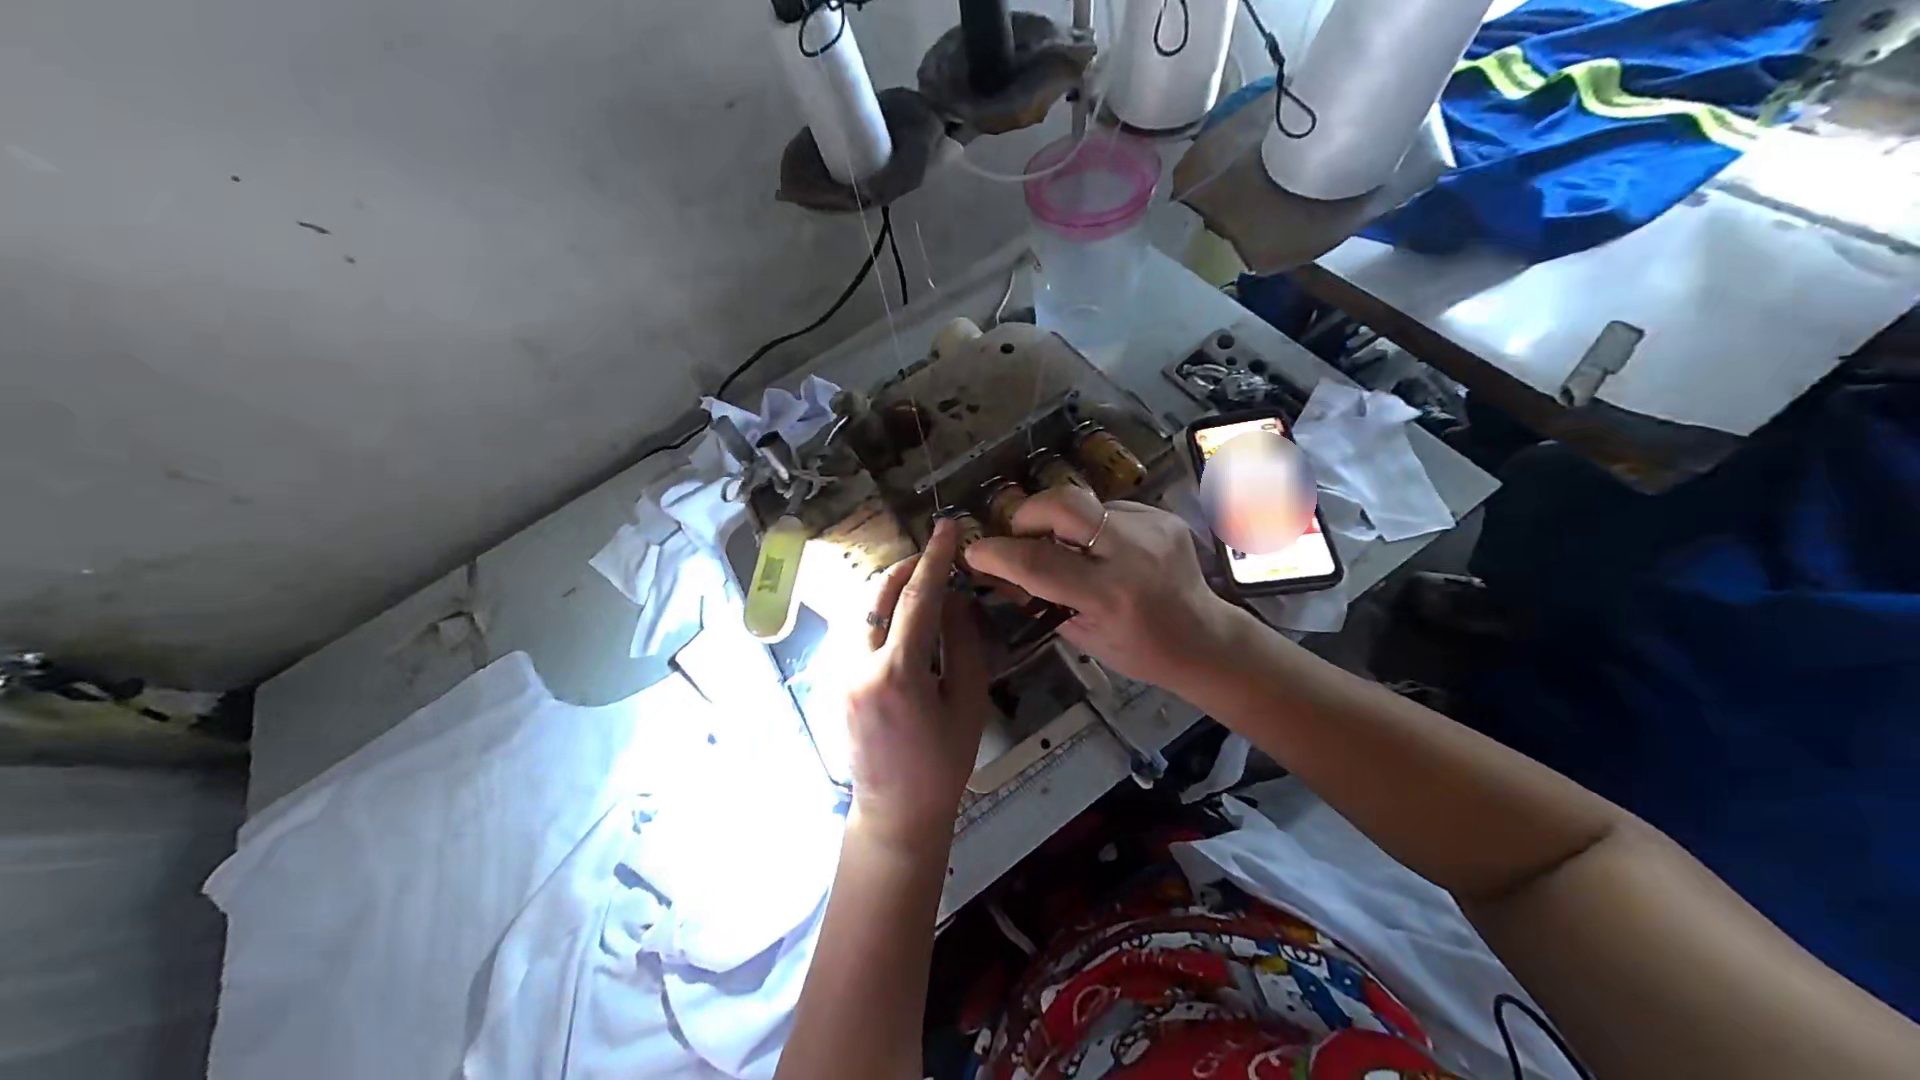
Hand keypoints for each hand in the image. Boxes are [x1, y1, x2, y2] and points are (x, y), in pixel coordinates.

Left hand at [845, 518, 993, 848]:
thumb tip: (954, 600)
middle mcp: (858, 666)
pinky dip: (877, 615)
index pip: (918, 598)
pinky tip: (900, 625)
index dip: (934, 558)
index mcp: (898, 673)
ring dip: (890, 591)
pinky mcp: (832, 682)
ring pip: (861, 610)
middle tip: (934, 560)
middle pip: (877, 594)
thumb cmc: (943, 763)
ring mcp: (839, 673)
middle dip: (906, 568)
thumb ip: (963, 643)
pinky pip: (854, 632)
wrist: (896, 811)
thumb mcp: (969, 702)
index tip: (946, 527)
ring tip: (922, 591)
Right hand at [966, 486, 1245, 690]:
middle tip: (1019, 534)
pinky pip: (1108, 510)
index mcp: (1111, 595)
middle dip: (1027, 513)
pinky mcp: (1162, 516)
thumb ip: (1041, 598)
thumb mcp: (1084, 634)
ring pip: (1083, 503)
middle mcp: (1133, 552)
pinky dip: (1092, 527)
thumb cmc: (1141, 650)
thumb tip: (998, 571)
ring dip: (1060, 522)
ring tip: (1066, 549)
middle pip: (1062, 503)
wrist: (1207, 639)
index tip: (974, 552)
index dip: (997, 554)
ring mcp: (1152, 527)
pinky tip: (1102, 551)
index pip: (1039, 563)